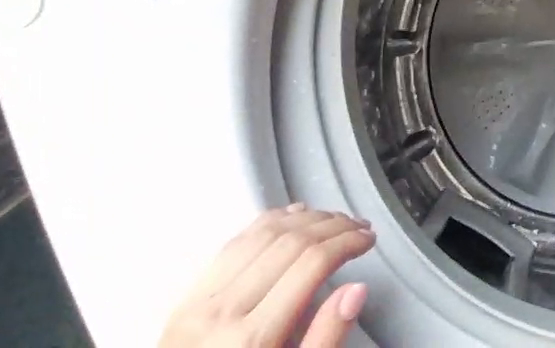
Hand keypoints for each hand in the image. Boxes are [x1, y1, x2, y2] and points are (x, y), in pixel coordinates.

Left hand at [160, 205, 372, 347]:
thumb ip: (324, 341)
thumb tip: (356, 289)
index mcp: (252, 341)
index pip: (310, 266)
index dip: (346, 243)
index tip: (369, 240)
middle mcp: (222, 313)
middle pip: (288, 244)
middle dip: (331, 226)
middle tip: (359, 226)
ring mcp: (199, 303)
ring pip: (261, 235)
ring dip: (304, 219)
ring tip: (334, 220)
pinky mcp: (186, 300)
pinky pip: (233, 245)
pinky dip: (267, 223)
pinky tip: (292, 218)